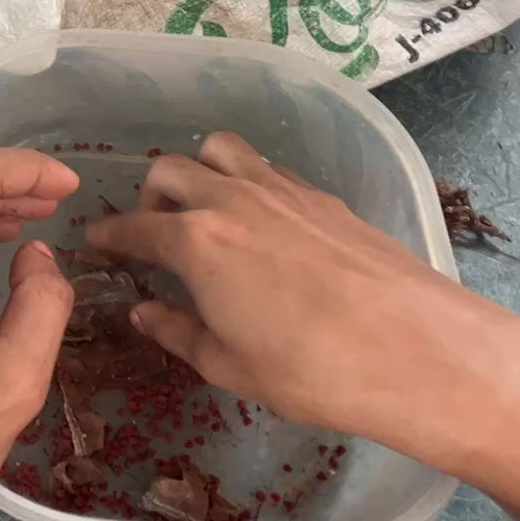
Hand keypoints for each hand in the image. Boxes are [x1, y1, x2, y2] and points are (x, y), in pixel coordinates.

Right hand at [85, 131, 519, 476]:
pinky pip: (264, 166)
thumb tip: (141, 311)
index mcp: (195, 241)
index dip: (108, 234)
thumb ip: (177, 331)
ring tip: (207, 208)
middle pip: (168, 170)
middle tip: (157, 231)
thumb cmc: (314, 371)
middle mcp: (228, 199)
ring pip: (218, 149)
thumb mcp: (231, 365)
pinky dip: (245, 180)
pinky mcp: (320, 193)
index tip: (95, 240)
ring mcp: (278, 188)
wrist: (424, 353)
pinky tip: (261, 219)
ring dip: (198, 170)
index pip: (133, 226)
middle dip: (150, 197)